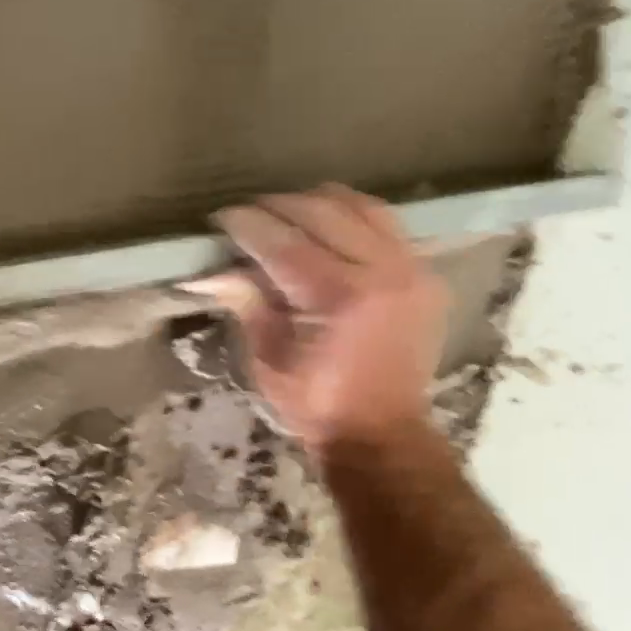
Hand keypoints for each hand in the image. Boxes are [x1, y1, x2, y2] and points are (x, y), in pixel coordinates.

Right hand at [189, 185, 448, 449]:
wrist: (380, 428)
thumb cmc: (312, 401)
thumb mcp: (267, 356)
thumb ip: (248, 304)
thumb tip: (206, 275)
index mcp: (338, 297)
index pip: (284, 243)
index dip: (248, 225)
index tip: (219, 217)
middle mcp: (383, 271)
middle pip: (325, 214)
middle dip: (280, 207)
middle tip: (247, 212)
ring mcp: (412, 269)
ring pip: (364, 209)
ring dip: (320, 203)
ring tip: (286, 209)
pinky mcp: (425, 275)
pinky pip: (387, 227)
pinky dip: (352, 218)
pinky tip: (327, 227)